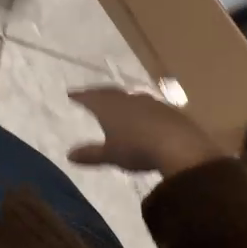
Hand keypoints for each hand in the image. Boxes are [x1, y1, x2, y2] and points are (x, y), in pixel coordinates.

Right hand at [67, 86, 228, 176]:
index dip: (79, 96)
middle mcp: (126, 98)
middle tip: (91, 94)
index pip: (89, 97)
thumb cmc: (137, 149)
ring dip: (121, 99)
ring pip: (129, 97)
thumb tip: (68, 155)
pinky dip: (140, 108)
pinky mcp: (166, 110)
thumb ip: (90, 154)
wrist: (178, 145)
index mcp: (108, 106)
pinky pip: (147, 105)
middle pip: (108, 92)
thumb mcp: (111, 155)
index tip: (70, 94)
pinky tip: (143, 116)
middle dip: (98, 93)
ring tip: (117, 103)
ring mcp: (148, 101)